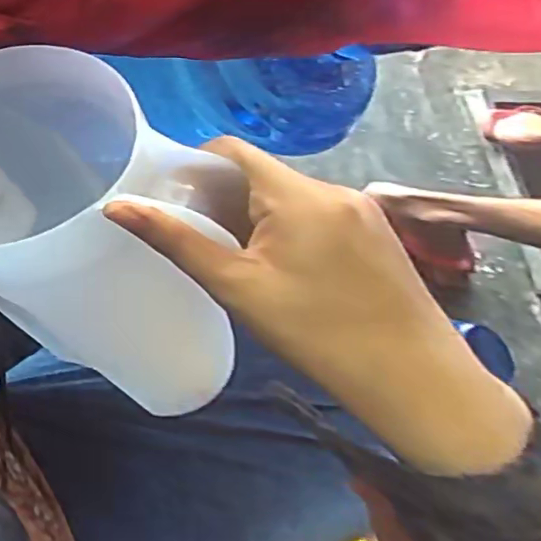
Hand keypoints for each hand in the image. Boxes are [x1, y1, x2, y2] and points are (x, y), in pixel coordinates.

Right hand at [105, 137, 531, 475]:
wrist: (425, 390)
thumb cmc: (318, 332)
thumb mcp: (234, 285)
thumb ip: (174, 238)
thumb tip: (115, 206)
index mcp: (300, 196)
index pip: (230, 150)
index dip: (191, 164)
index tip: (169, 197)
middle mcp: (335, 191)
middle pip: (255, 171)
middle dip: (216, 194)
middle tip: (193, 233)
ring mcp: (363, 212)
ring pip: (281, 193)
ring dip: (247, 212)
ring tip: (231, 255)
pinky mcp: (376, 235)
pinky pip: (310, 211)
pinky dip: (279, 225)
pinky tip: (274, 266)